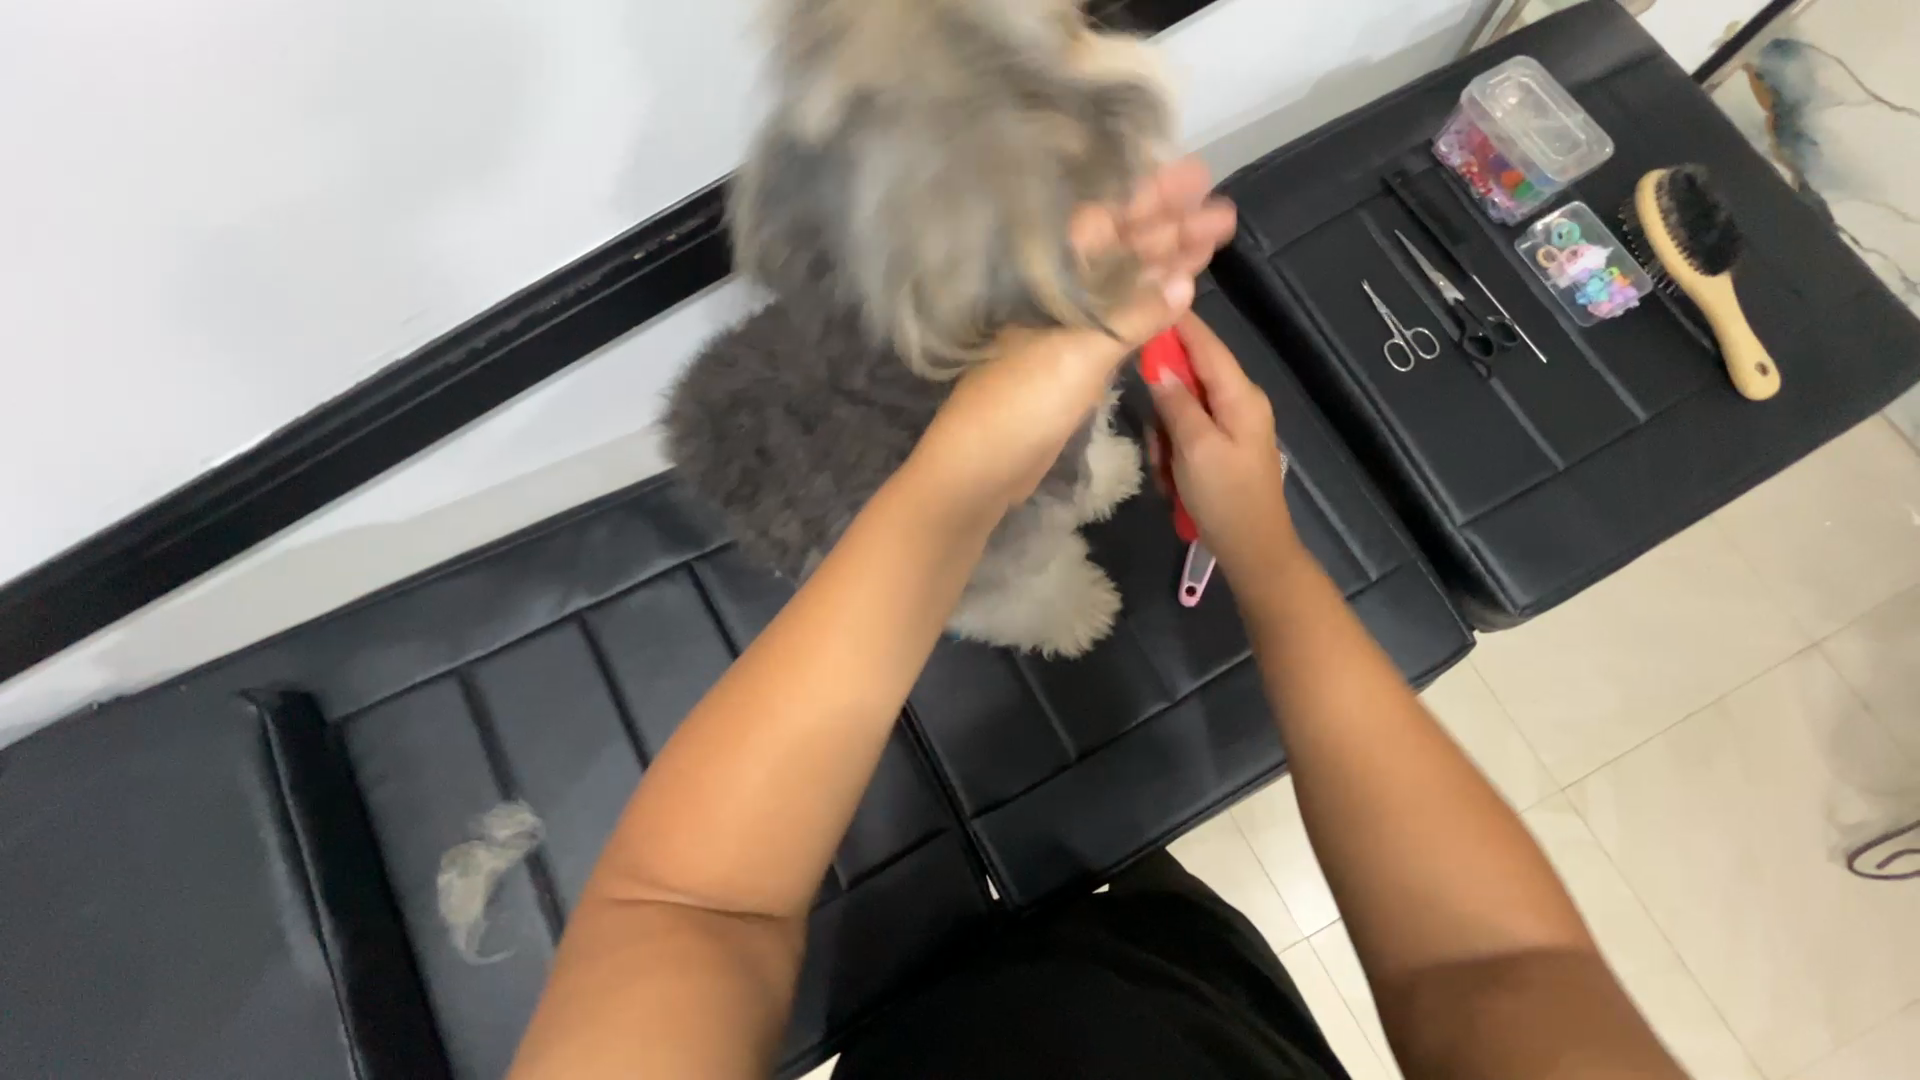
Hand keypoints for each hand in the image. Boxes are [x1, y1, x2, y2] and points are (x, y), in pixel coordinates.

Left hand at [916, 158, 1236, 512]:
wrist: (983, 467)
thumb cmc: (1021, 405)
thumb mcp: (1079, 355)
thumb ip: (1132, 317)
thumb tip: (1183, 281)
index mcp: (1050, 280)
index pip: (1106, 226)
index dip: (1150, 202)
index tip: (1195, 182)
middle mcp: (1059, 296)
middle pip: (1120, 253)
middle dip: (1170, 229)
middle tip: (1222, 211)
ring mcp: (1068, 330)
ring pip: (1124, 288)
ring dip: (1166, 265)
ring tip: (1214, 240)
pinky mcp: (1076, 363)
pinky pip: (1120, 324)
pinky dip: (1150, 309)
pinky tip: (1179, 292)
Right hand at [1145, 313, 1300, 578]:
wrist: (1253, 550)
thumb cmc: (1226, 498)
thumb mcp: (1195, 448)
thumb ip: (1177, 402)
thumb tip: (1159, 363)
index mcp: (1240, 396)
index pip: (1206, 345)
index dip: (1178, 324)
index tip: (1144, 299)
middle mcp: (1238, 403)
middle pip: (1189, 378)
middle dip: (1163, 405)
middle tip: (1155, 442)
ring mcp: (1230, 426)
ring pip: (1181, 410)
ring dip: (1165, 438)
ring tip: (1167, 472)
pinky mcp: (1220, 448)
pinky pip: (1186, 434)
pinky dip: (1173, 453)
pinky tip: (1174, 481)